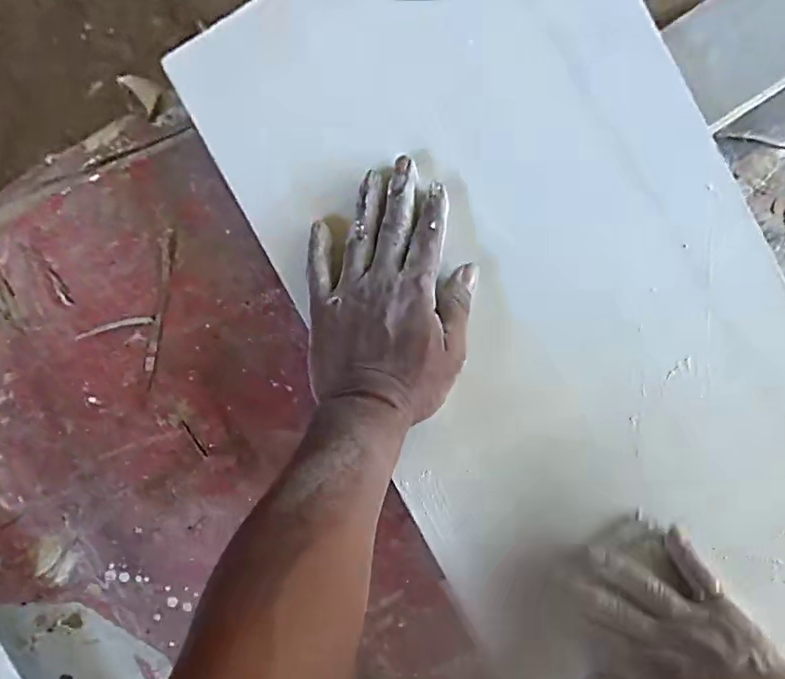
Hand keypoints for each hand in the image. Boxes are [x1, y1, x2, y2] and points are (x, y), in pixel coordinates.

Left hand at [307, 156, 477, 425]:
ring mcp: (349, 294)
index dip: (432, 211)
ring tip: (369, 179)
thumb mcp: (450, 353)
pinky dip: (318, 248)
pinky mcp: (323, 310)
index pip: (427, 240)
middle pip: (393, 229)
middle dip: (400, 194)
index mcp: (416, 291)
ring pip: (358, 240)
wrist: (364, 409)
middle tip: (401, 164)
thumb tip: (466, 272)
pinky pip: (318, 272)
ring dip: (365, 208)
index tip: (433, 187)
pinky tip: (320, 227)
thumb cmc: (413, 388)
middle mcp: (382, 283)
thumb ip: (457, 308)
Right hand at [559, 527, 784, 678]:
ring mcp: (692, 616)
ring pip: (647, 586)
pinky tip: (671, 532)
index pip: (599, 633)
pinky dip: (686, 554)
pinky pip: (700, 576)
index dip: (574, 616)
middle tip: (560, 568)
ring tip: (593, 551)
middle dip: (584, 586)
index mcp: (644, 663)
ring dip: (618, 567)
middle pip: (615, 605)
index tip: (554, 601)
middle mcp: (662, 633)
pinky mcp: (721, 607)